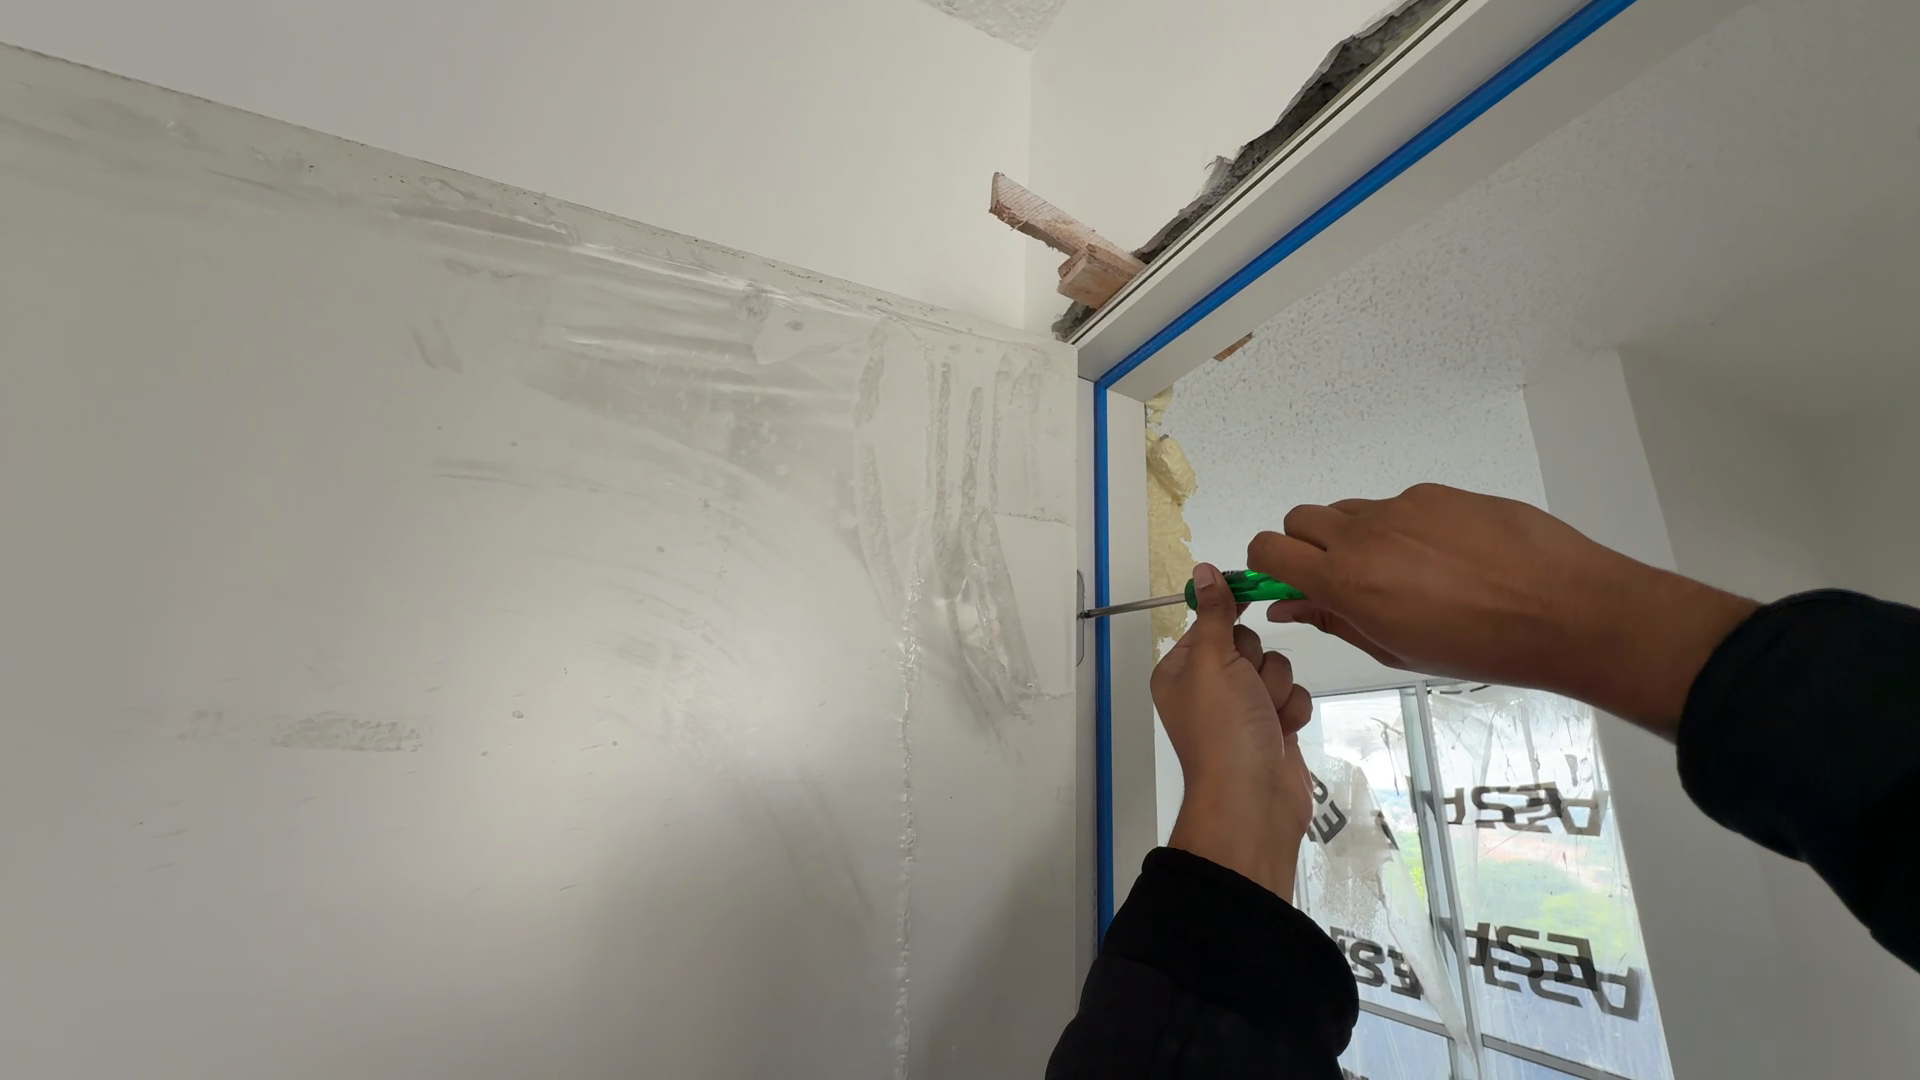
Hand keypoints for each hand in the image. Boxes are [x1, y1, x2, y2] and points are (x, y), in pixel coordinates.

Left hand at [1153, 563, 1315, 899]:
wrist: (1254, 801)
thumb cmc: (1223, 727)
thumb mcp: (1213, 662)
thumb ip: (1215, 614)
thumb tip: (1203, 569)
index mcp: (1180, 670)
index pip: (1209, 624)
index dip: (1229, 623)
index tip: (1248, 613)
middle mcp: (1207, 685)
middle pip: (1247, 643)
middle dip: (1256, 665)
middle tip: (1247, 690)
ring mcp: (1240, 706)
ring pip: (1274, 667)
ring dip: (1275, 689)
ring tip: (1265, 717)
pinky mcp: (1271, 724)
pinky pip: (1291, 694)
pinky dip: (1290, 710)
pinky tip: (1281, 731)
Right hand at [1245, 483, 1757, 734]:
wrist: (1572, 613)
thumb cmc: (1477, 648)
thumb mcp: (1392, 648)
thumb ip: (1332, 619)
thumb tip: (1288, 604)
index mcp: (1345, 580)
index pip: (1267, 548)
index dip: (1264, 563)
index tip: (1282, 581)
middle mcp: (1362, 535)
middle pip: (1298, 519)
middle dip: (1306, 545)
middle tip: (1341, 574)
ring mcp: (1401, 507)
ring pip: (1349, 512)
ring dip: (1355, 536)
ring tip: (1405, 568)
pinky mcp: (1438, 492)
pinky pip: (1399, 506)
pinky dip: (1404, 527)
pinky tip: (1448, 554)